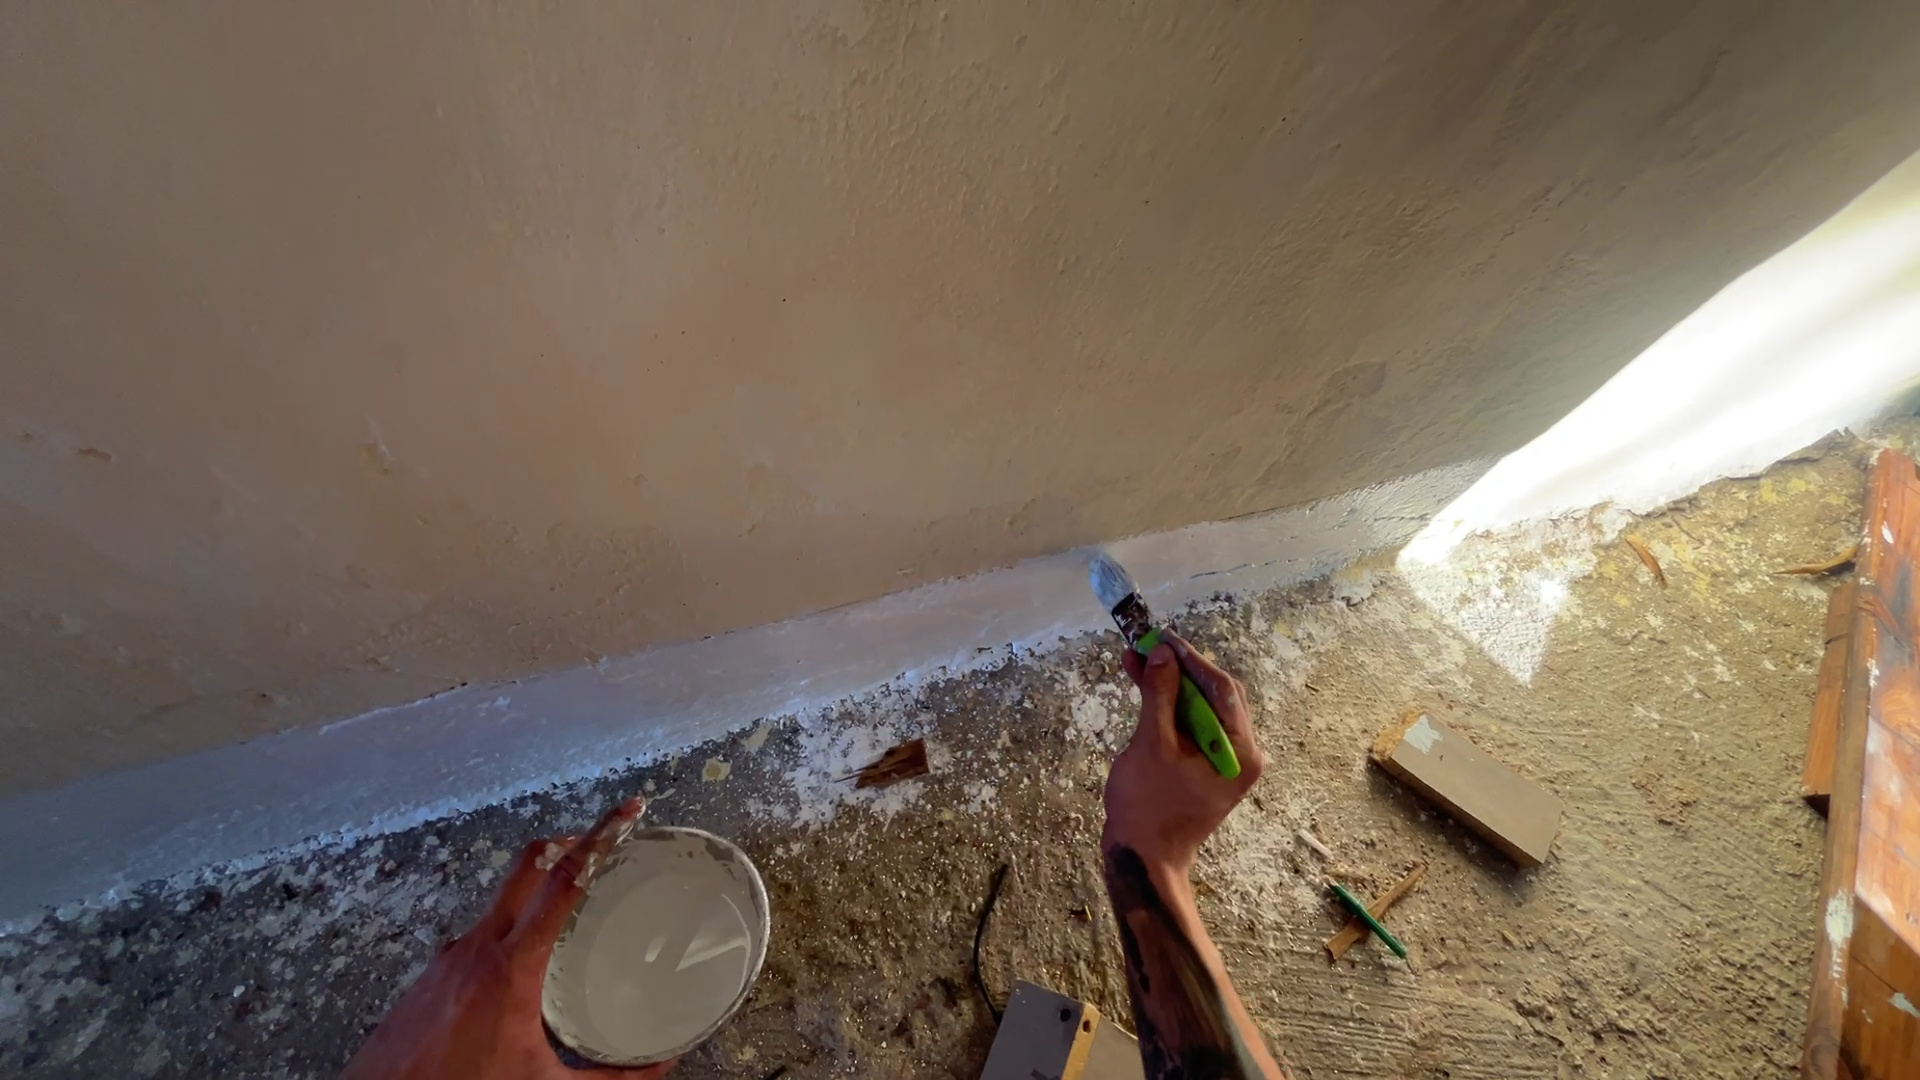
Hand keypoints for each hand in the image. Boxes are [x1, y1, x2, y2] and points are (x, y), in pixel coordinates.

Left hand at [341, 796, 674, 1079]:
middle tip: (605, 841)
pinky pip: (480, 932)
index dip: (601, 837)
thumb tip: (661, 1068)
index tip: (628, 811)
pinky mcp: (432, 974)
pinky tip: (522, 959)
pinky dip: (509, 926)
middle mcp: (479, 947)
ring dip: (539, 884)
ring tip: (570, 901)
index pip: (566, 879)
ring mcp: (450, 956)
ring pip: (502, 895)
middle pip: (529, 864)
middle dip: (570, 840)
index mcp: (513, 964)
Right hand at [1104, 632, 1266, 877]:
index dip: (1190, 659)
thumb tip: (1162, 652)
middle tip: (1145, 645)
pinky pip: (1190, 724)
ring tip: (1134, 659)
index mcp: (1241, 750)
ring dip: (1168, 683)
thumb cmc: (1148, 804)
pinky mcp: (1204, 764)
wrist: (1143, 858)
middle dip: (1177, 668)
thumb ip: (1159, 695)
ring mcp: (1224, 759)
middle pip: (1213, 694)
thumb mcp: (1152, 744)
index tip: (1161, 636)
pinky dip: (1167, 704)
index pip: (1222, 689)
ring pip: (1199, 706)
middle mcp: (1242, 752)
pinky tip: (1142, 684)